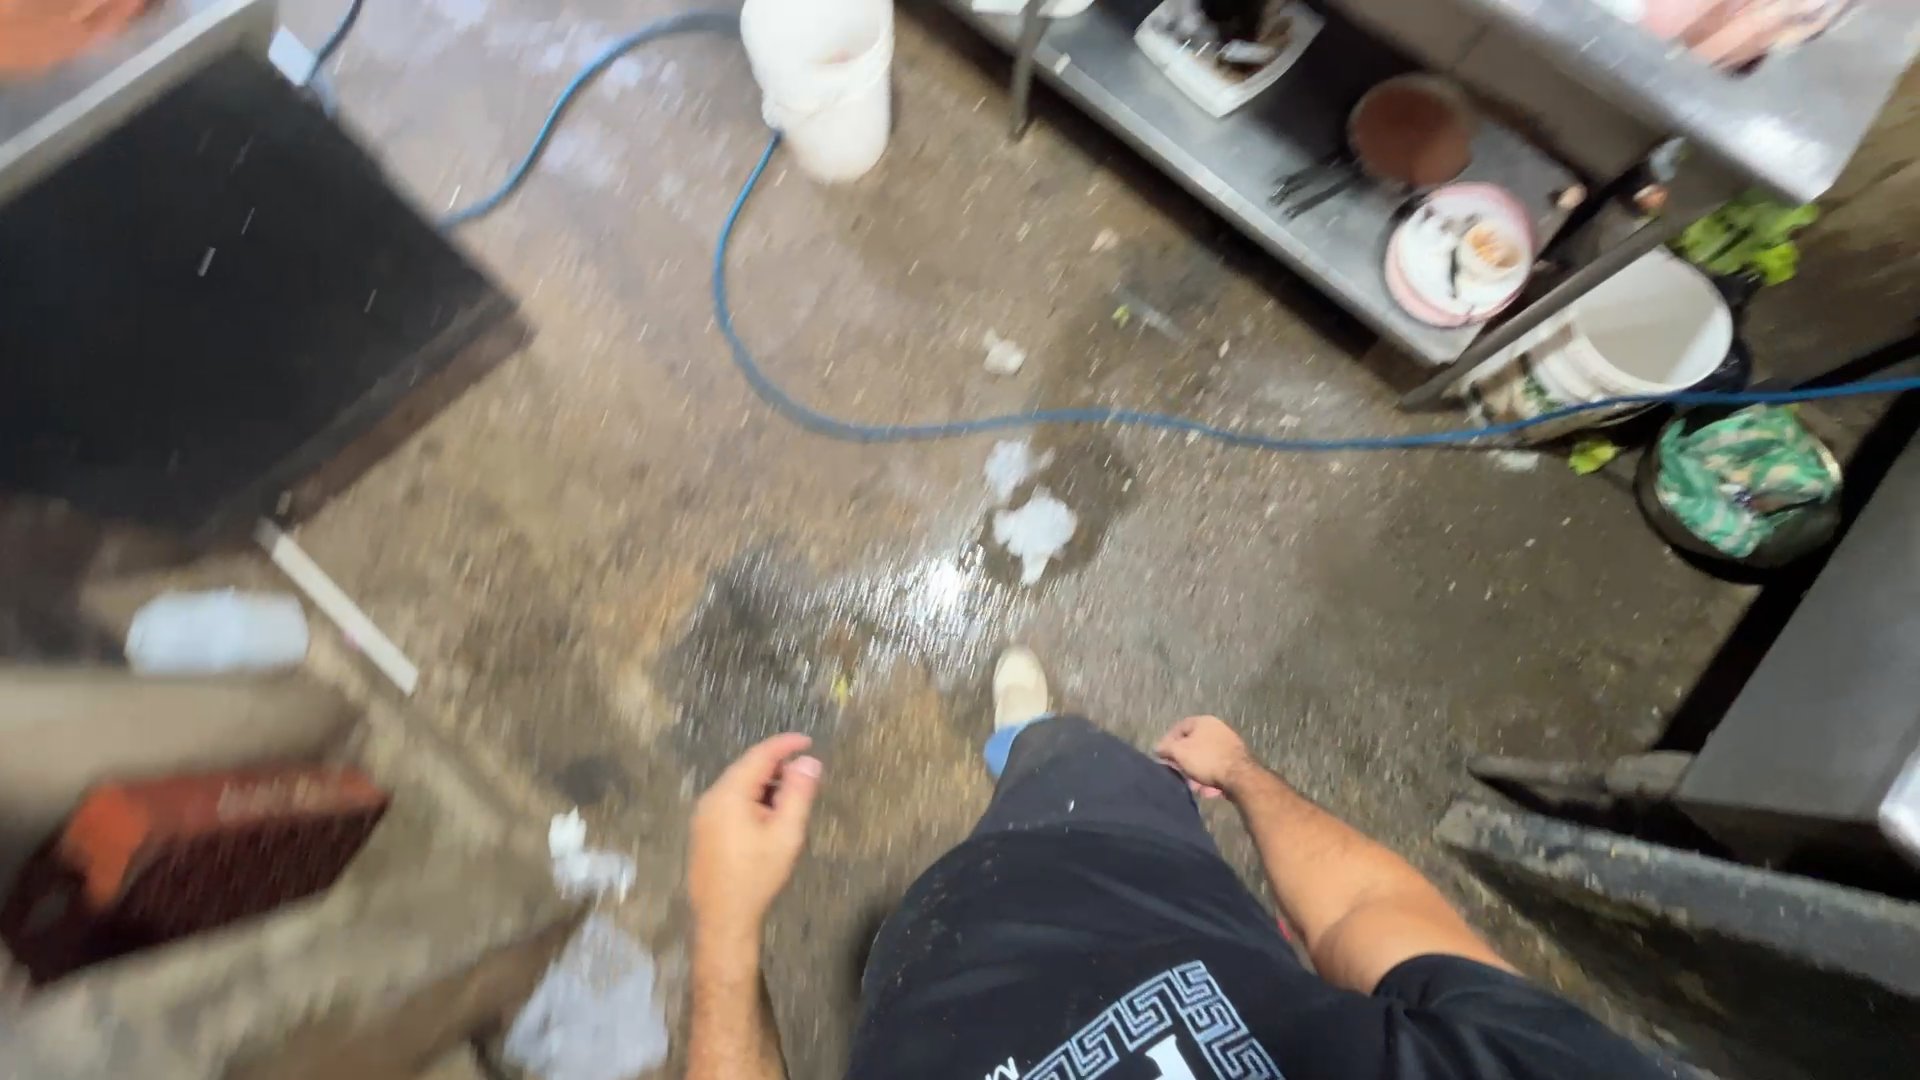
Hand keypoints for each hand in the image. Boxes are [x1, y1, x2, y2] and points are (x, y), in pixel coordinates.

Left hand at [688, 733, 822, 948]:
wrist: (723, 920)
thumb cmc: (757, 875)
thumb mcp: (786, 833)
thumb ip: (799, 793)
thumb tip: (809, 761)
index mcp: (730, 794)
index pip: (760, 755)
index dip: (786, 745)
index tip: (809, 741)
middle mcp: (712, 798)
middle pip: (748, 768)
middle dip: (778, 766)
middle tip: (806, 776)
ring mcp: (704, 816)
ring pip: (740, 786)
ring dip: (766, 785)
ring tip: (791, 800)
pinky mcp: (704, 831)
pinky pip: (732, 801)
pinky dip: (754, 799)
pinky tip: (769, 817)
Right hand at [1155, 715, 1256, 798]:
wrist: (1241, 777)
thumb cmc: (1206, 759)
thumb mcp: (1179, 752)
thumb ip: (1165, 748)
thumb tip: (1157, 748)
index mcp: (1203, 721)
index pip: (1179, 727)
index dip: (1168, 742)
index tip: (1163, 757)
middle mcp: (1218, 729)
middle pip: (1193, 745)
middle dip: (1184, 763)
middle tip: (1179, 774)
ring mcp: (1230, 745)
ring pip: (1206, 759)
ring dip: (1197, 774)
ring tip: (1195, 788)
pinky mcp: (1238, 761)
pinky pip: (1218, 768)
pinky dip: (1212, 779)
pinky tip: (1209, 791)